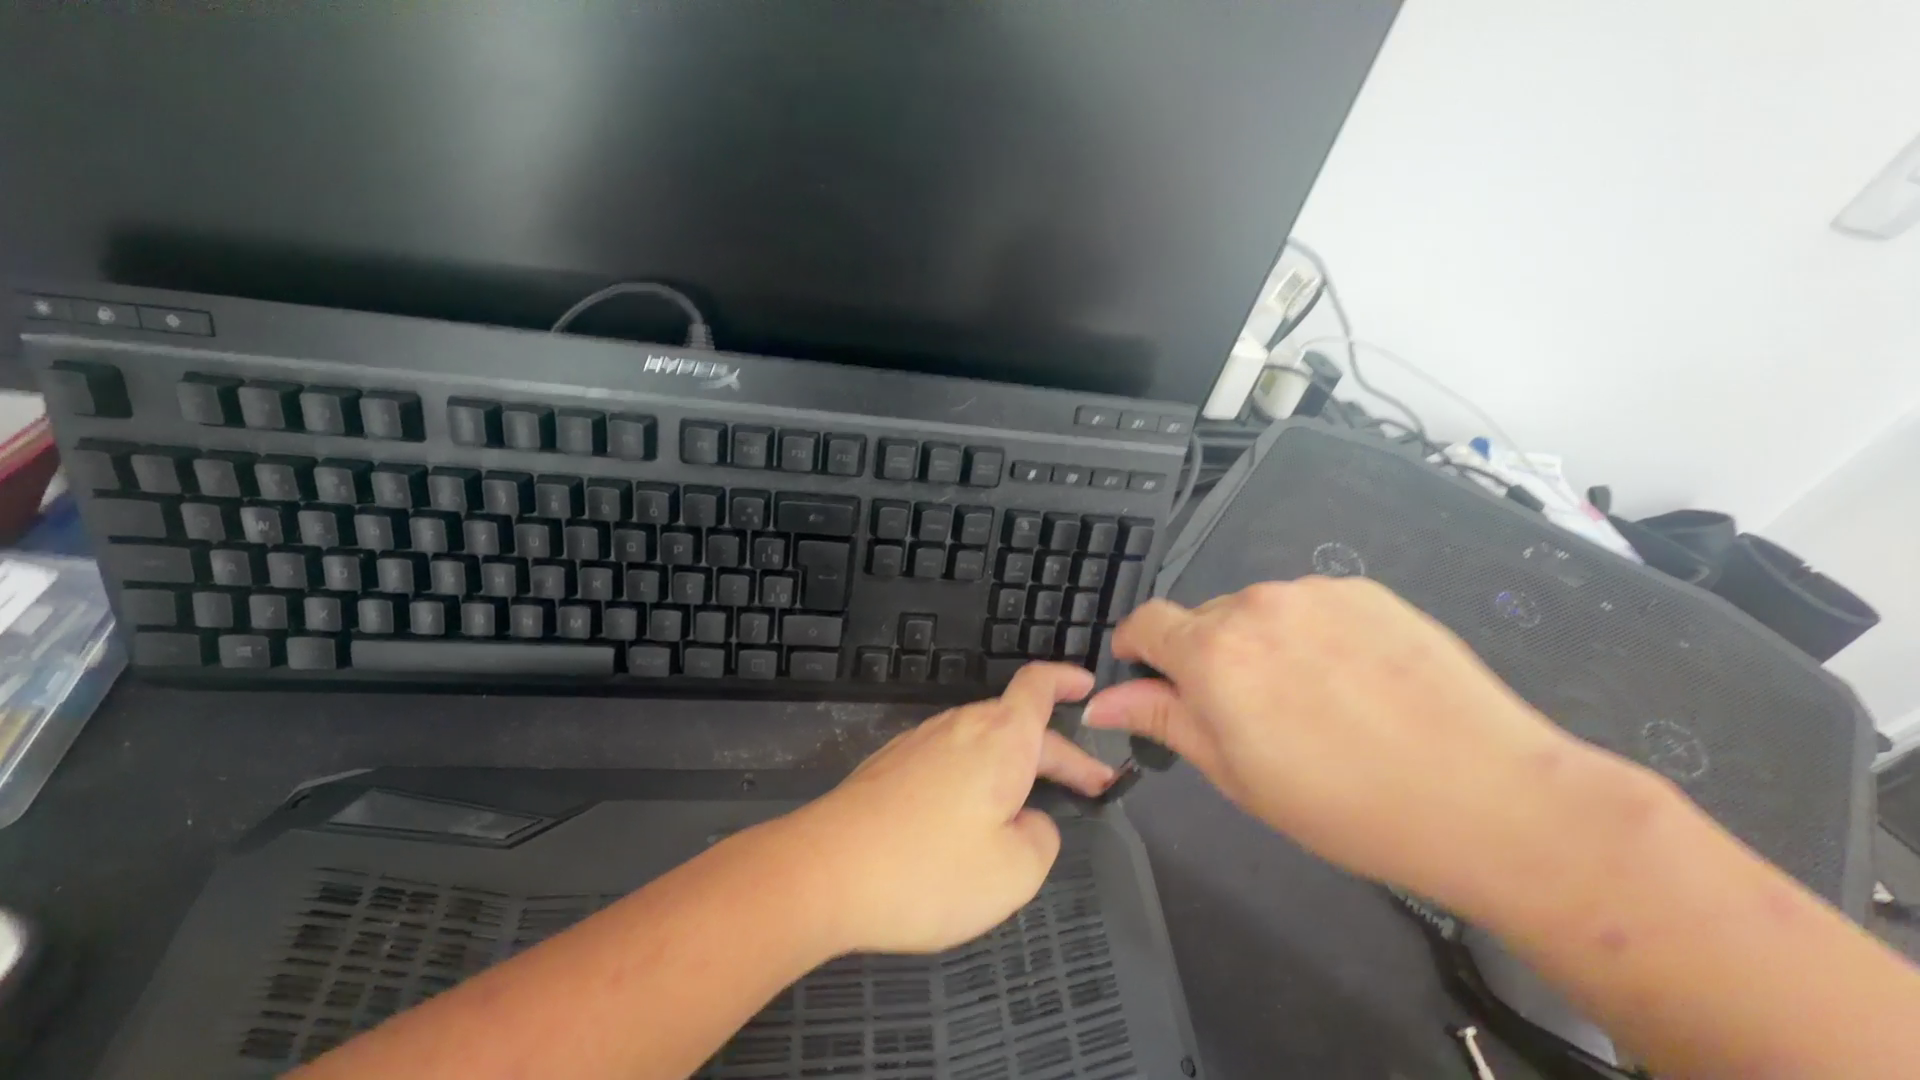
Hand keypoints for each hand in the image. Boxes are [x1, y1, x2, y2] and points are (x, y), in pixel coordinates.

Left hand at [782, 663, 1116, 954]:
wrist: (823, 873)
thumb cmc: (929, 870)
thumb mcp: (1016, 872)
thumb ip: (1041, 839)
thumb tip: (1028, 821)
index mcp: (1000, 739)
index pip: (1039, 687)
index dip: (1066, 680)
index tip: (1088, 686)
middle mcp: (959, 728)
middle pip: (1016, 723)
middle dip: (1056, 752)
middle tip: (1088, 785)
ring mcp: (917, 744)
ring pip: (980, 743)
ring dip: (1012, 766)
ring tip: (1028, 804)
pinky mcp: (888, 768)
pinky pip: (948, 761)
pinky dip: (973, 779)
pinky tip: (968, 818)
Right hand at [1082, 578, 1627, 907]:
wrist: (1488, 797)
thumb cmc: (1345, 805)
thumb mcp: (1236, 774)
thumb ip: (1163, 720)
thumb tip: (1102, 701)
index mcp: (1214, 653)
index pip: (1146, 622)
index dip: (1138, 649)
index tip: (1150, 678)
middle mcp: (1257, 605)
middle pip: (1204, 619)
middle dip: (1208, 658)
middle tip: (1250, 717)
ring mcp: (1318, 592)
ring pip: (1261, 612)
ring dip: (1263, 646)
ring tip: (1314, 704)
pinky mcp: (1369, 591)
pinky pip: (1314, 607)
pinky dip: (1314, 635)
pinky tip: (1355, 684)